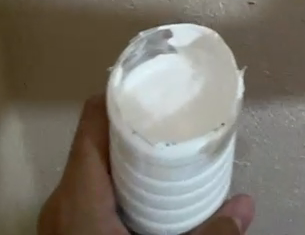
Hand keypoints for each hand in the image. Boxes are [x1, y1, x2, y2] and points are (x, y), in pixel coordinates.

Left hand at [38, 95, 254, 234]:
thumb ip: (208, 234)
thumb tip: (247, 207)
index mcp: (77, 193)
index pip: (93, 116)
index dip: (124, 92)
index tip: (158, 84)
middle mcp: (60, 202)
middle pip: (96, 142)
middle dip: (136, 129)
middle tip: (175, 120)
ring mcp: (57, 226)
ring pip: (92, 172)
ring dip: (126, 162)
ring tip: (166, 155)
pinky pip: (88, 200)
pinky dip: (116, 190)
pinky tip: (144, 200)